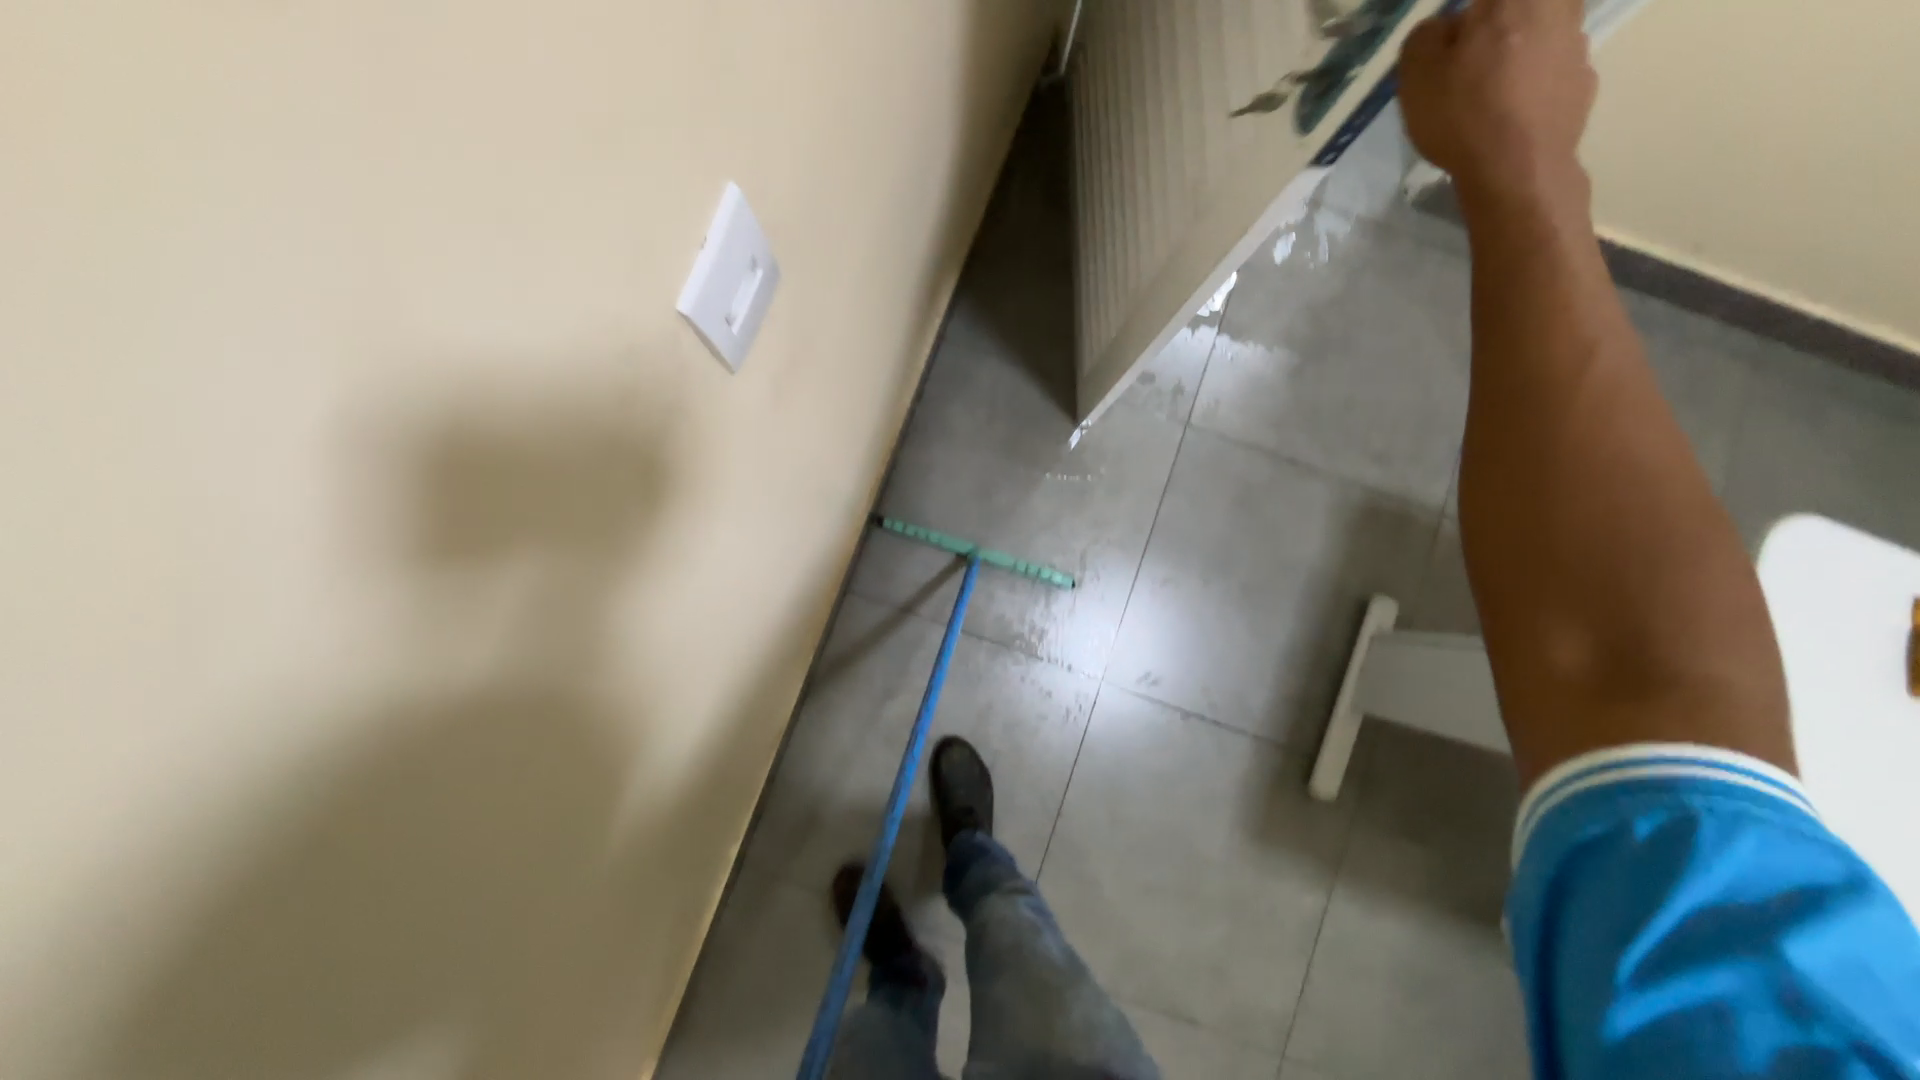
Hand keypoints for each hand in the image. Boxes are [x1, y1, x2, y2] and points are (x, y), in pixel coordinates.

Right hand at [1398, 0, 1598, 210]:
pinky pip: (1556, 67)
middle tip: (1476, 55)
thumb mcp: (1416, 74)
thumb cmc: (1461, 114)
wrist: (1516, 168)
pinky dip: (1538, 79)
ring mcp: (1576, 43)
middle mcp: (1553, 8)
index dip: (1469, 19)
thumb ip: (1426, 37)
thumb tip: (1447, 27)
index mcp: (1509, 0)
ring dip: (1524, 47)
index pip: (1482, 1)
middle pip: (1523, 8)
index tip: (1455, 41)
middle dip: (1501, 25)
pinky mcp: (1584, 79)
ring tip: (1497, 86)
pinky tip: (1517, 108)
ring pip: (1546, 30)